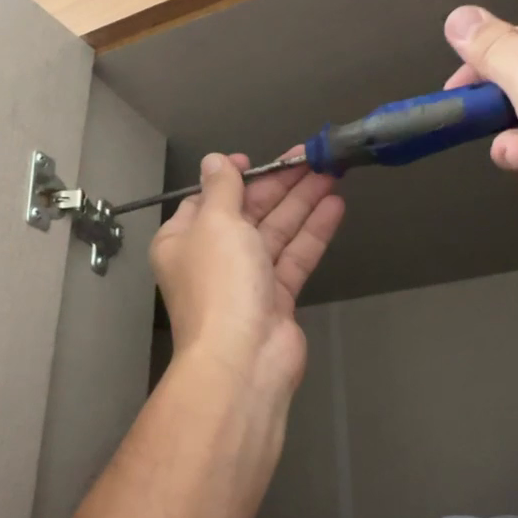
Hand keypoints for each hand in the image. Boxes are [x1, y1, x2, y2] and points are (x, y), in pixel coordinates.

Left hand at [150, 151, 344, 401]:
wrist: (242, 360)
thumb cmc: (219, 284)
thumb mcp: (215, 223)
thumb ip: (222, 188)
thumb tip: (215, 160)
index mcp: (182, 240)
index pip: (208, 200)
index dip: (234, 177)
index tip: (259, 160)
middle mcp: (212, 258)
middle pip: (248, 212)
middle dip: (279, 185)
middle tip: (313, 158)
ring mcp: (245, 280)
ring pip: (276, 232)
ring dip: (302, 203)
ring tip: (332, 172)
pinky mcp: (276, 298)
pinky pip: (294, 257)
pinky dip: (313, 232)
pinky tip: (335, 206)